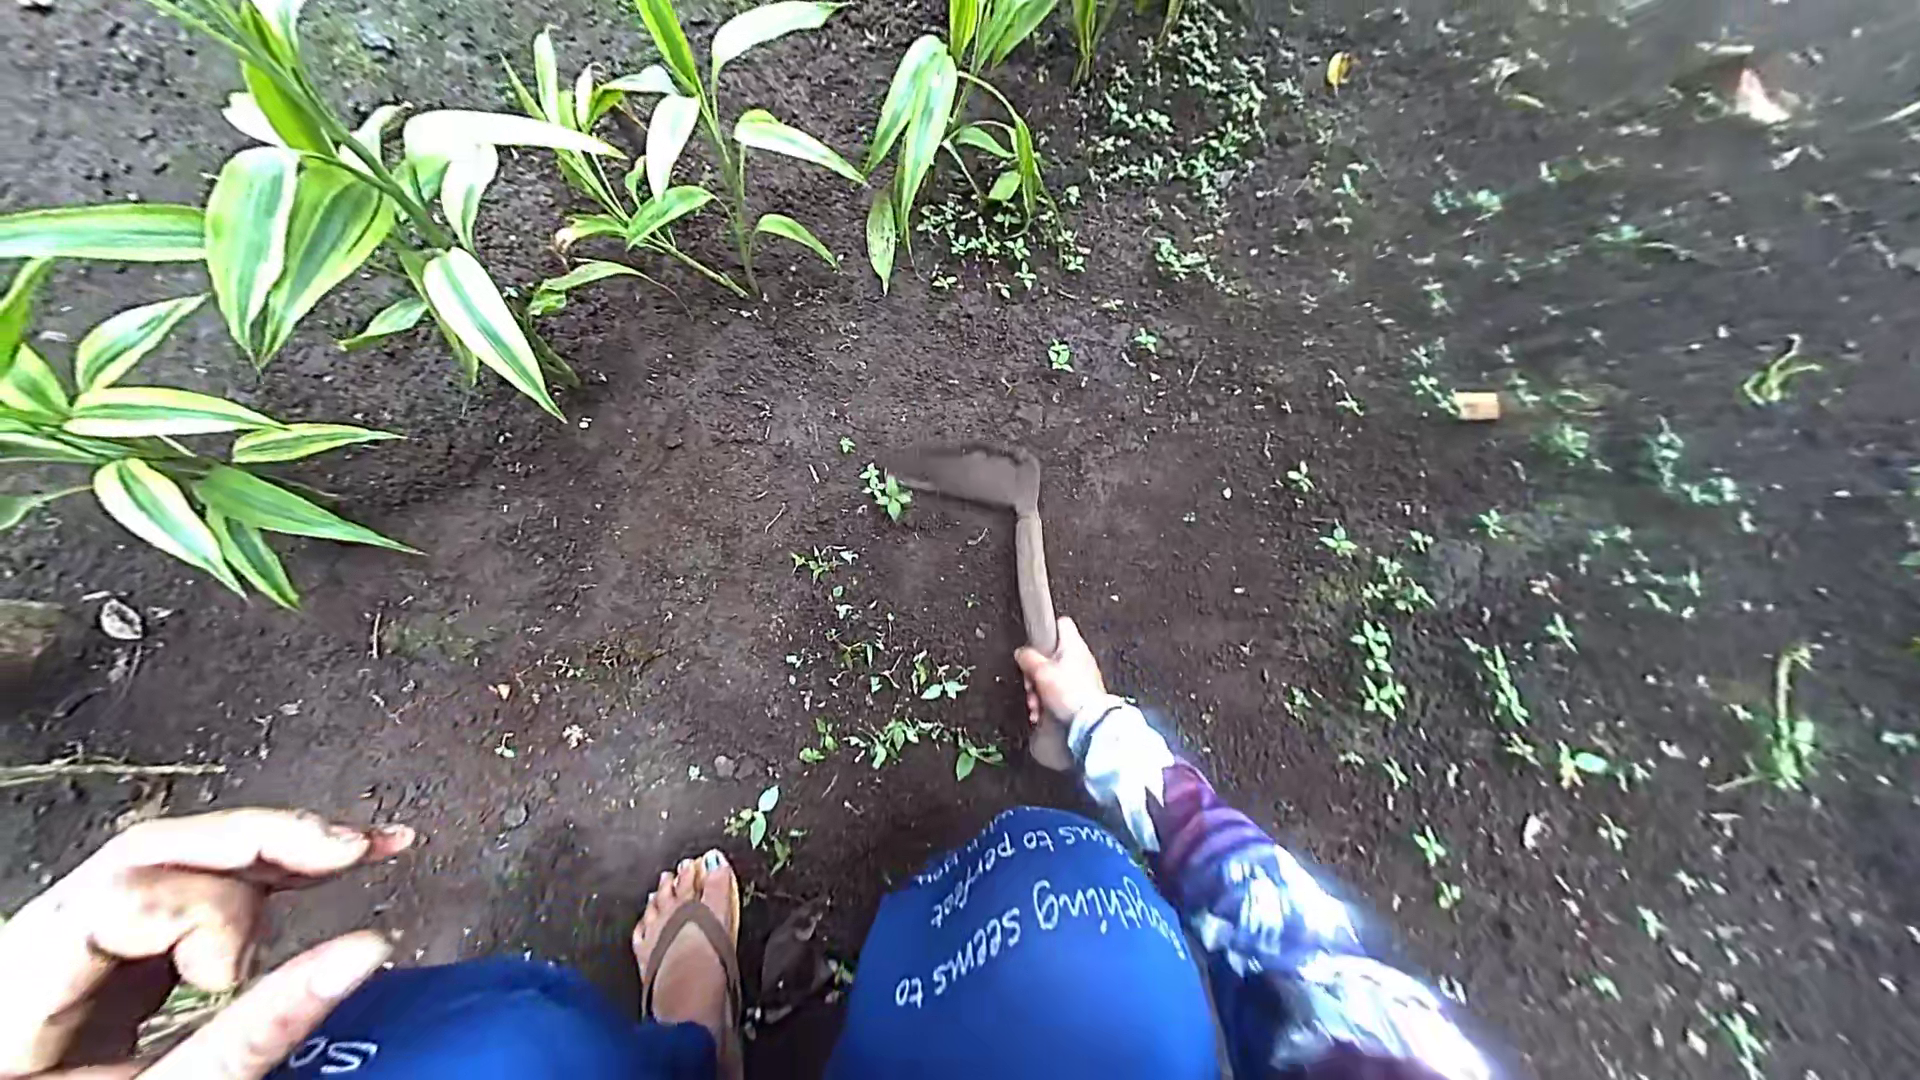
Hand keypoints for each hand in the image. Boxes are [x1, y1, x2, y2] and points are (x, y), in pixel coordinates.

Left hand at [0, 808, 414, 1079]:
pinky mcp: (133, 962)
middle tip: (354, 846)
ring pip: (197, 856)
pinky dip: (285, 870)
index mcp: (8, 1004)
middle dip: (272, 841)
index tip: (242, 972)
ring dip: (293, 848)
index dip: (206, 919)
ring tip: (369, 848)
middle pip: (163, 853)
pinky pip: (214, 885)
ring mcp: (83, 957)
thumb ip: (259, 1029)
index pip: (124, 897)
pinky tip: (339, 864)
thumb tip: (364, 951)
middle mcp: (32, 963)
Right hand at [1013, 617, 1107, 727]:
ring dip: (1039, 690)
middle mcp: (1081, 658)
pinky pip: (1060, 692)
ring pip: (1053, 676)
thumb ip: (1027, 658)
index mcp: (1073, 645)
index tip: (1034, 643)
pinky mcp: (1083, 693)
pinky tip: (1042, 713)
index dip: (1046, 630)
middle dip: (1035, 672)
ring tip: (1035, 704)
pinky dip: (1048, 701)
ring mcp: (1083, 676)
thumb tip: (1021, 653)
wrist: (1089, 723)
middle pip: (1051, 655)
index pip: (1061, 624)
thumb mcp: (1040, 671)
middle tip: (1031, 683)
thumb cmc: (1070, 694)